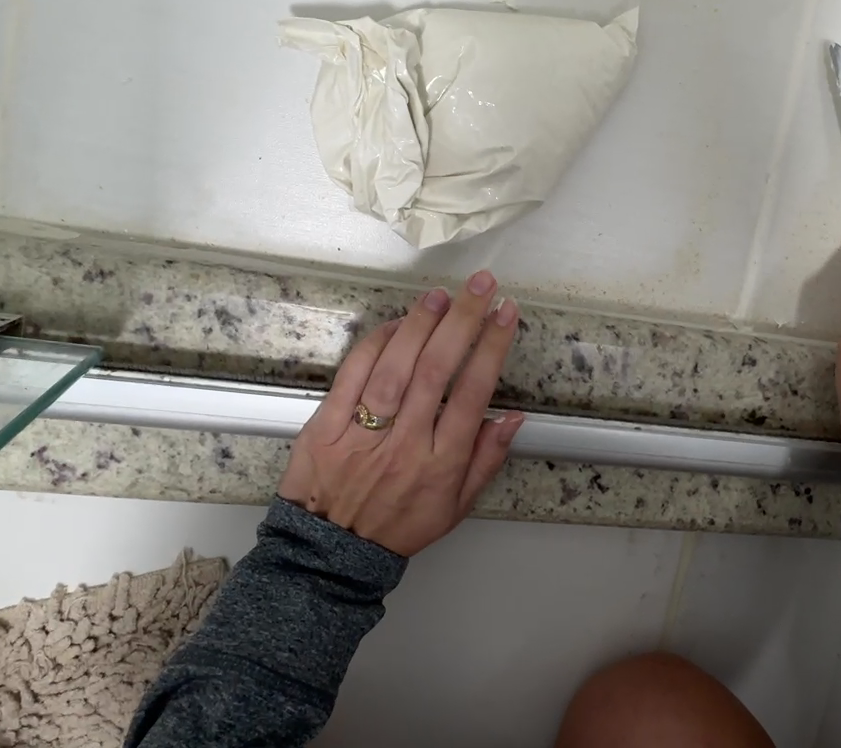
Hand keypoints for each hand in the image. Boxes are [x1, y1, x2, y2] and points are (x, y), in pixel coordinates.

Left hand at [279, 271, 526, 555]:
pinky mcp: (326, 426)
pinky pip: (352, 375)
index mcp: (441, 464)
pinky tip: (397, 323)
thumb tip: (514, 416)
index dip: (492, 347)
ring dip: (420, 324)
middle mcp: (405, 444)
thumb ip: (487, 459)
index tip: (506, 312)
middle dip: (464, 320)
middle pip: (438, 371)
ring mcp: (362, 434)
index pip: (473, 394)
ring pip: (395, 368)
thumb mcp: (456, 506)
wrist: (328, 555)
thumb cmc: (400, 525)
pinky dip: (375, 344)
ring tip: (442, 294)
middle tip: (482, 285)